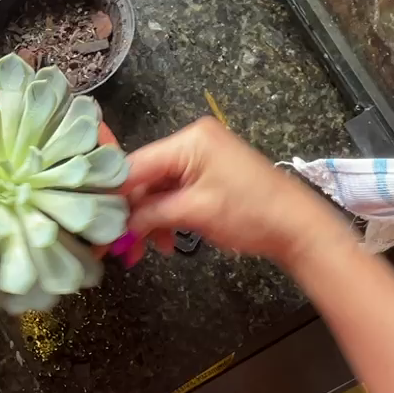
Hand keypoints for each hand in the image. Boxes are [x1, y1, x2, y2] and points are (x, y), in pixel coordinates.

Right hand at [120, 118, 350, 267]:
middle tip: (118, 246)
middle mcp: (192, 142)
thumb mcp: (194, 212)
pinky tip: (166, 242)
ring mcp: (201, 159)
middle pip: (145, 178)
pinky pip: (175, 194)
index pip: (135, 164)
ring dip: (150, 221)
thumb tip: (117, 225)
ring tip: (143, 251)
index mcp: (189, 140)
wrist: (299, 228)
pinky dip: (168, 218)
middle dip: (133, 214)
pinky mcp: (209, 176)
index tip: (94, 221)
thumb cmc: (251, 213)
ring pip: (158, 190)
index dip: (113, 195)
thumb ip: (150, 214)